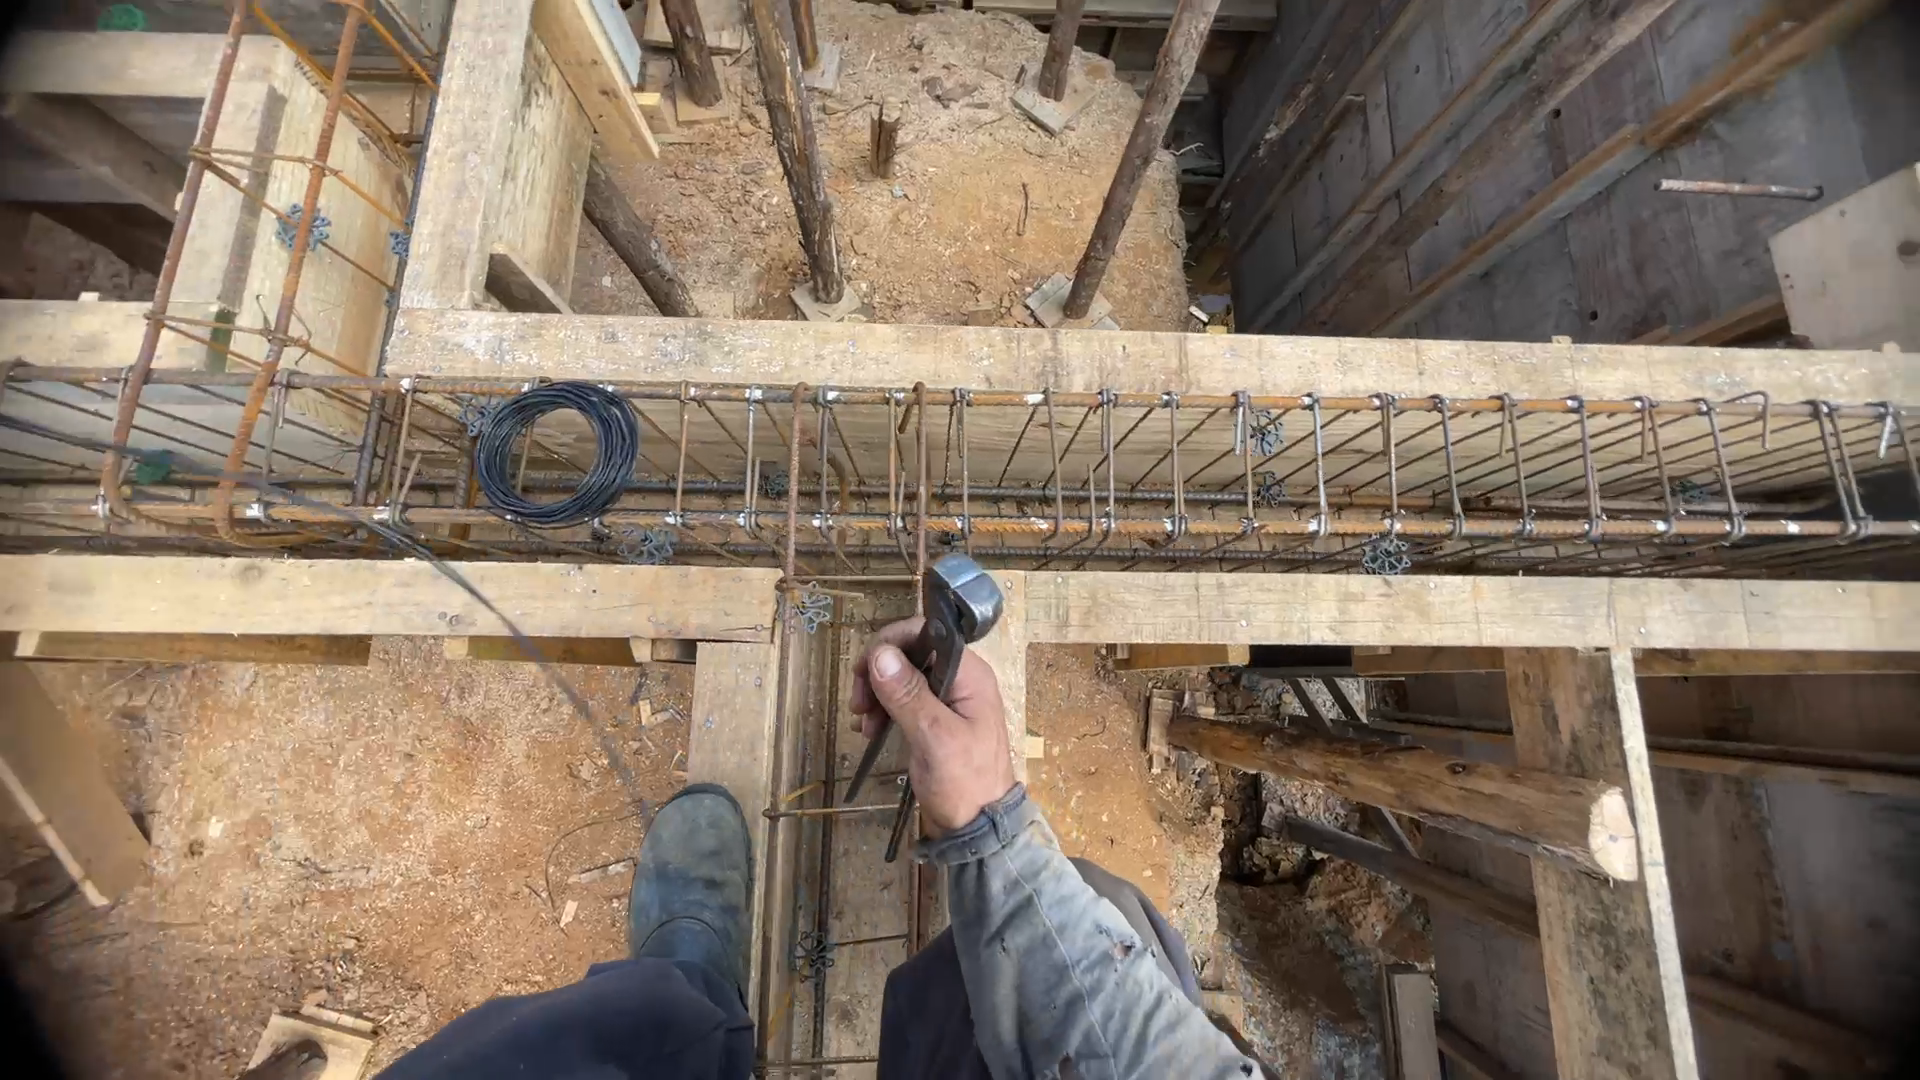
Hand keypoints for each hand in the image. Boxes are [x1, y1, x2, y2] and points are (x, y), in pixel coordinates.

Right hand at [849, 617, 1014, 833]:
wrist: (978, 830)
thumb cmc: (964, 783)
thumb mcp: (933, 737)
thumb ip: (908, 695)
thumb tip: (879, 654)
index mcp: (969, 674)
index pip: (925, 633)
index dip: (890, 643)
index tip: (863, 669)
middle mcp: (959, 678)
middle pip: (910, 653)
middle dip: (878, 671)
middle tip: (857, 704)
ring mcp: (947, 698)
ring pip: (902, 675)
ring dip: (876, 693)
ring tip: (863, 723)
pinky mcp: (934, 718)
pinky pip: (903, 698)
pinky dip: (883, 709)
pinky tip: (871, 730)